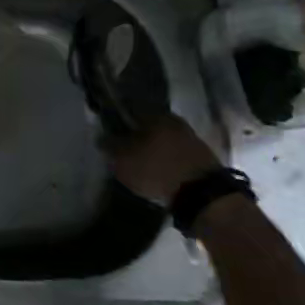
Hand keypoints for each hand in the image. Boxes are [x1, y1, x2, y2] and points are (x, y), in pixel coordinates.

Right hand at [108, 113, 222, 204]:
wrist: (202, 192)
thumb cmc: (156, 169)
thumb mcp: (123, 160)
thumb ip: (110, 146)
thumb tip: (102, 137)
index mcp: (154, 115)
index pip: (130, 111)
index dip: (118, 122)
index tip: (111, 133)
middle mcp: (174, 121)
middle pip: (149, 126)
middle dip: (137, 136)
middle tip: (125, 150)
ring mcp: (191, 138)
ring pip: (164, 139)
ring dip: (153, 148)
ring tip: (142, 162)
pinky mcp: (202, 156)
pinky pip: (176, 152)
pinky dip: (167, 158)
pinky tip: (159, 169)